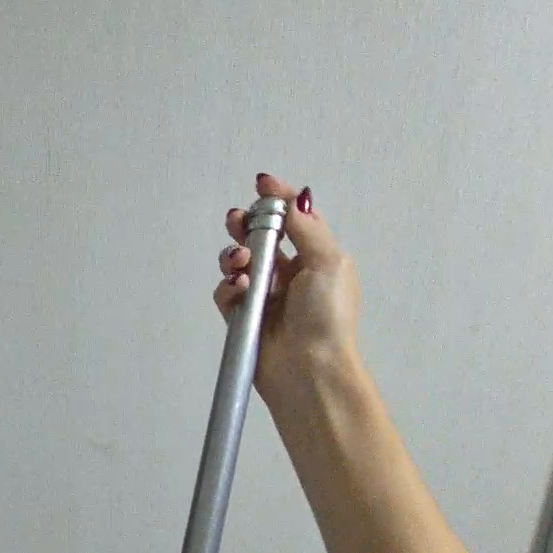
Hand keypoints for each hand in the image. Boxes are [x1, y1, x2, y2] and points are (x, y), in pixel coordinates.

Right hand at [213, 173, 362, 408]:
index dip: (277, 200)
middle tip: (236, 222)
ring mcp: (263, 295)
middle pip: (260, 238)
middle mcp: (289, 273)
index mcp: (316, 258)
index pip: (294, 220)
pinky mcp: (240, 316)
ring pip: (237, 263)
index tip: (261, 184)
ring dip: (234, 256)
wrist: (308, 367)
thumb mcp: (328, 261)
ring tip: (239, 264)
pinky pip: (225, 293)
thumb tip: (293, 195)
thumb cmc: (327, 316)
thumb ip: (305, 227)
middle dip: (246, 226)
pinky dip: (226, 287)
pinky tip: (237, 289)